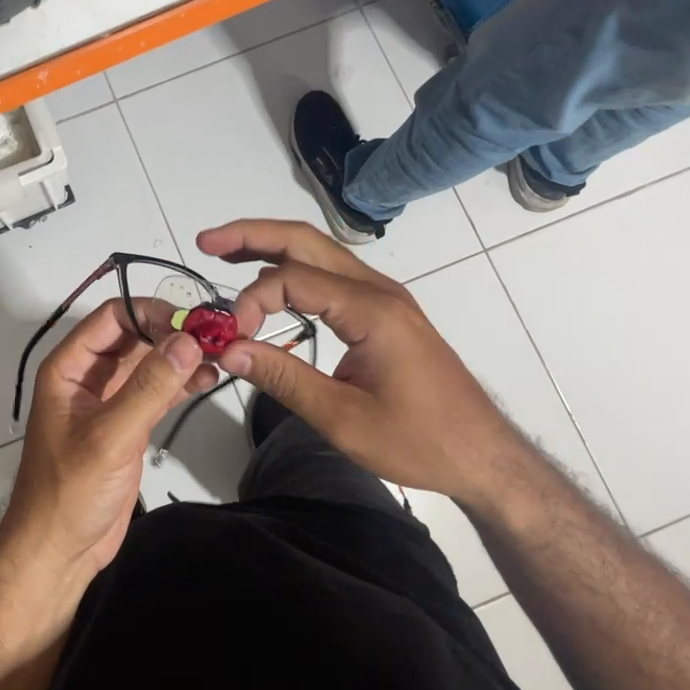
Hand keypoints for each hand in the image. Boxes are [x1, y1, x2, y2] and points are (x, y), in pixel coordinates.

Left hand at [0, 299, 220, 577]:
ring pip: (148, 363)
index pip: (112, 318)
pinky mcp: (127, 425)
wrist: (58, 550)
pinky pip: (156, 391)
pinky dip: (180, 383)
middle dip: (171, 331)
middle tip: (215, 335)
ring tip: (220, 354)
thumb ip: (148, 387)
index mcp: (69, 368)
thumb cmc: (70, 491)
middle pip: (133, 336)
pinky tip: (208, 378)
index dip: (150, 312)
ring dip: (180, 356)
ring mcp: (109, 401)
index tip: (192, 321)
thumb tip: (187, 341)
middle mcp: (88, 377)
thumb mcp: (110, 436)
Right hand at [197, 219, 521, 504]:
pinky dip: (293, 269)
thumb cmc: (419, 441)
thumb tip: (228, 350)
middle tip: (205, 242)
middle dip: (252, 234)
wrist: (484, 455)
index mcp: (371, 311)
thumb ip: (283, 378)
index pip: (293, 279)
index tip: (231, 339)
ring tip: (224, 252)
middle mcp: (377, 290)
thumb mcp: (344, 420)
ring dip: (271, 246)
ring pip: (319, 251)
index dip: (252, 300)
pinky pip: (331, 274)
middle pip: (306, 240)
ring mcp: (384, 297)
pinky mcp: (384, 311)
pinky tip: (269, 282)